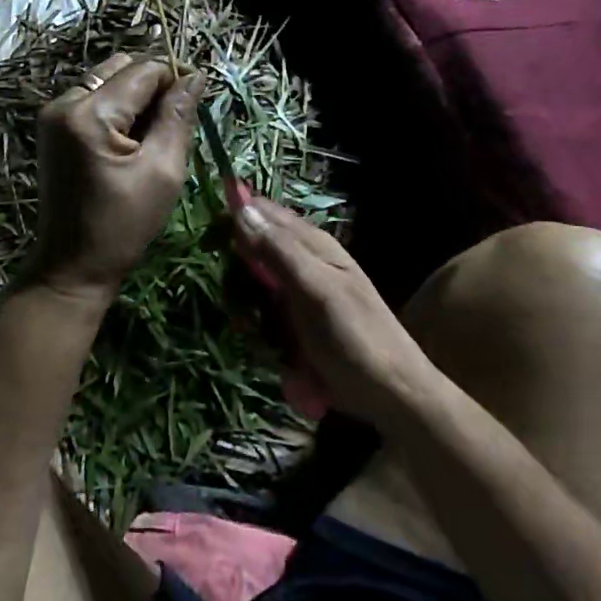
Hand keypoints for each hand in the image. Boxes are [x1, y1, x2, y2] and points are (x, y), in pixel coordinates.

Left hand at [30, 53, 203, 304]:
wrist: (72, 265)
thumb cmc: (122, 224)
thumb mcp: (162, 170)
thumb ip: (178, 117)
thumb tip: (196, 76)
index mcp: (89, 114)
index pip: (143, 70)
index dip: (175, 77)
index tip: (197, 100)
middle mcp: (64, 103)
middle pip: (121, 68)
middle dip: (155, 84)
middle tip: (176, 119)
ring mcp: (54, 114)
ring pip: (107, 80)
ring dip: (136, 96)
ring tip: (155, 133)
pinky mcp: (53, 127)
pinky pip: (93, 99)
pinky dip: (118, 108)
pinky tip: (132, 139)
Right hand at [233, 198, 435, 425]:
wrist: (393, 394)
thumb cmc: (356, 338)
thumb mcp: (316, 290)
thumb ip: (278, 250)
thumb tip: (240, 206)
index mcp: (312, 243)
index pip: (261, 213)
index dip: (232, 218)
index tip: (207, 239)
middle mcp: (303, 262)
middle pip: (250, 252)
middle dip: (236, 274)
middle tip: (236, 301)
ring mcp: (299, 294)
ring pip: (252, 286)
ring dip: (246, 308)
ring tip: (251, 330)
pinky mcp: (295, 324)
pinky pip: (263, 316)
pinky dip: (259, 330)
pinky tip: (266, 347)